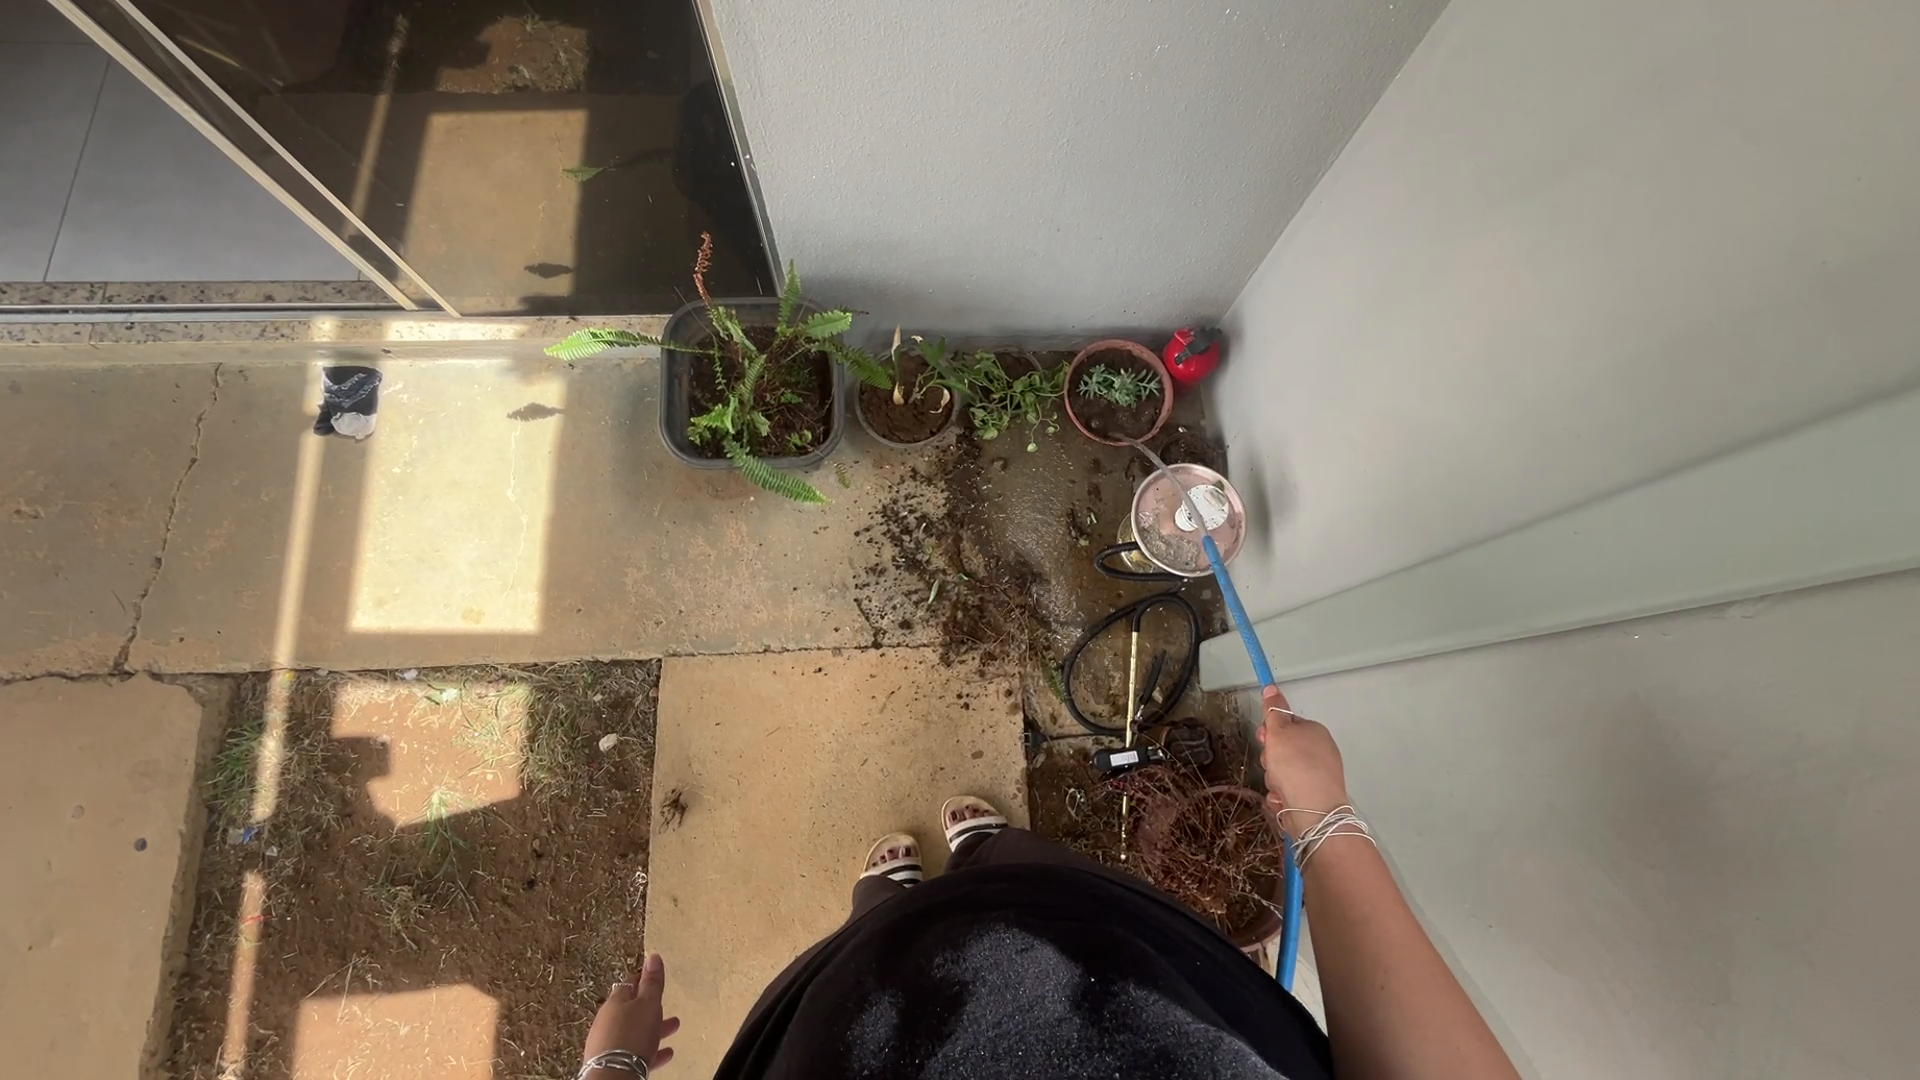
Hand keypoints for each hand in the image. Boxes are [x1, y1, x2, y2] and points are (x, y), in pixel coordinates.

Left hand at [584, 953, 679, 1072]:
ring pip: (634, 1031)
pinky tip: (666, 1053)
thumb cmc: (632, 1034)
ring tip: (673, 1029)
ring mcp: (607, 1043)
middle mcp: (608, 1021)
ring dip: (653, 1029)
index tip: (654, 978)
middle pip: (632, 1010)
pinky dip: (649, 1049)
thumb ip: (652, 982)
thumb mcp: (648, 1004)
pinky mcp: (610, 1062)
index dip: (643, 979)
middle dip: (651, 1007)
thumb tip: (653, 956)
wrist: (612, 1077)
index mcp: (615, 1002)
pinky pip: (633, 1052)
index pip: (630, 984)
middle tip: (667, 1006)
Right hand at [1255, 685, 1351, 834]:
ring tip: (1278, 784)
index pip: (1287, 724)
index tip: (1263, 737)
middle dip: (1271, 757)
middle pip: (1284, 748)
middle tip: (1270, 762)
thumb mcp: (1278, 731)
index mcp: (1315, 732)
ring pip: (1283, 771)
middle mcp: (1320, 752)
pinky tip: (1282, 799)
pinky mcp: (1314, 796)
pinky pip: (1288, 790)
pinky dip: (1282, 794)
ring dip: (1274, 777)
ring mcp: (1318, 775)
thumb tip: (1271, 687)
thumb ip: (1273, 710)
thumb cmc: (1294, 764)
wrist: (1313, 808)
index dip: (1271, 730)